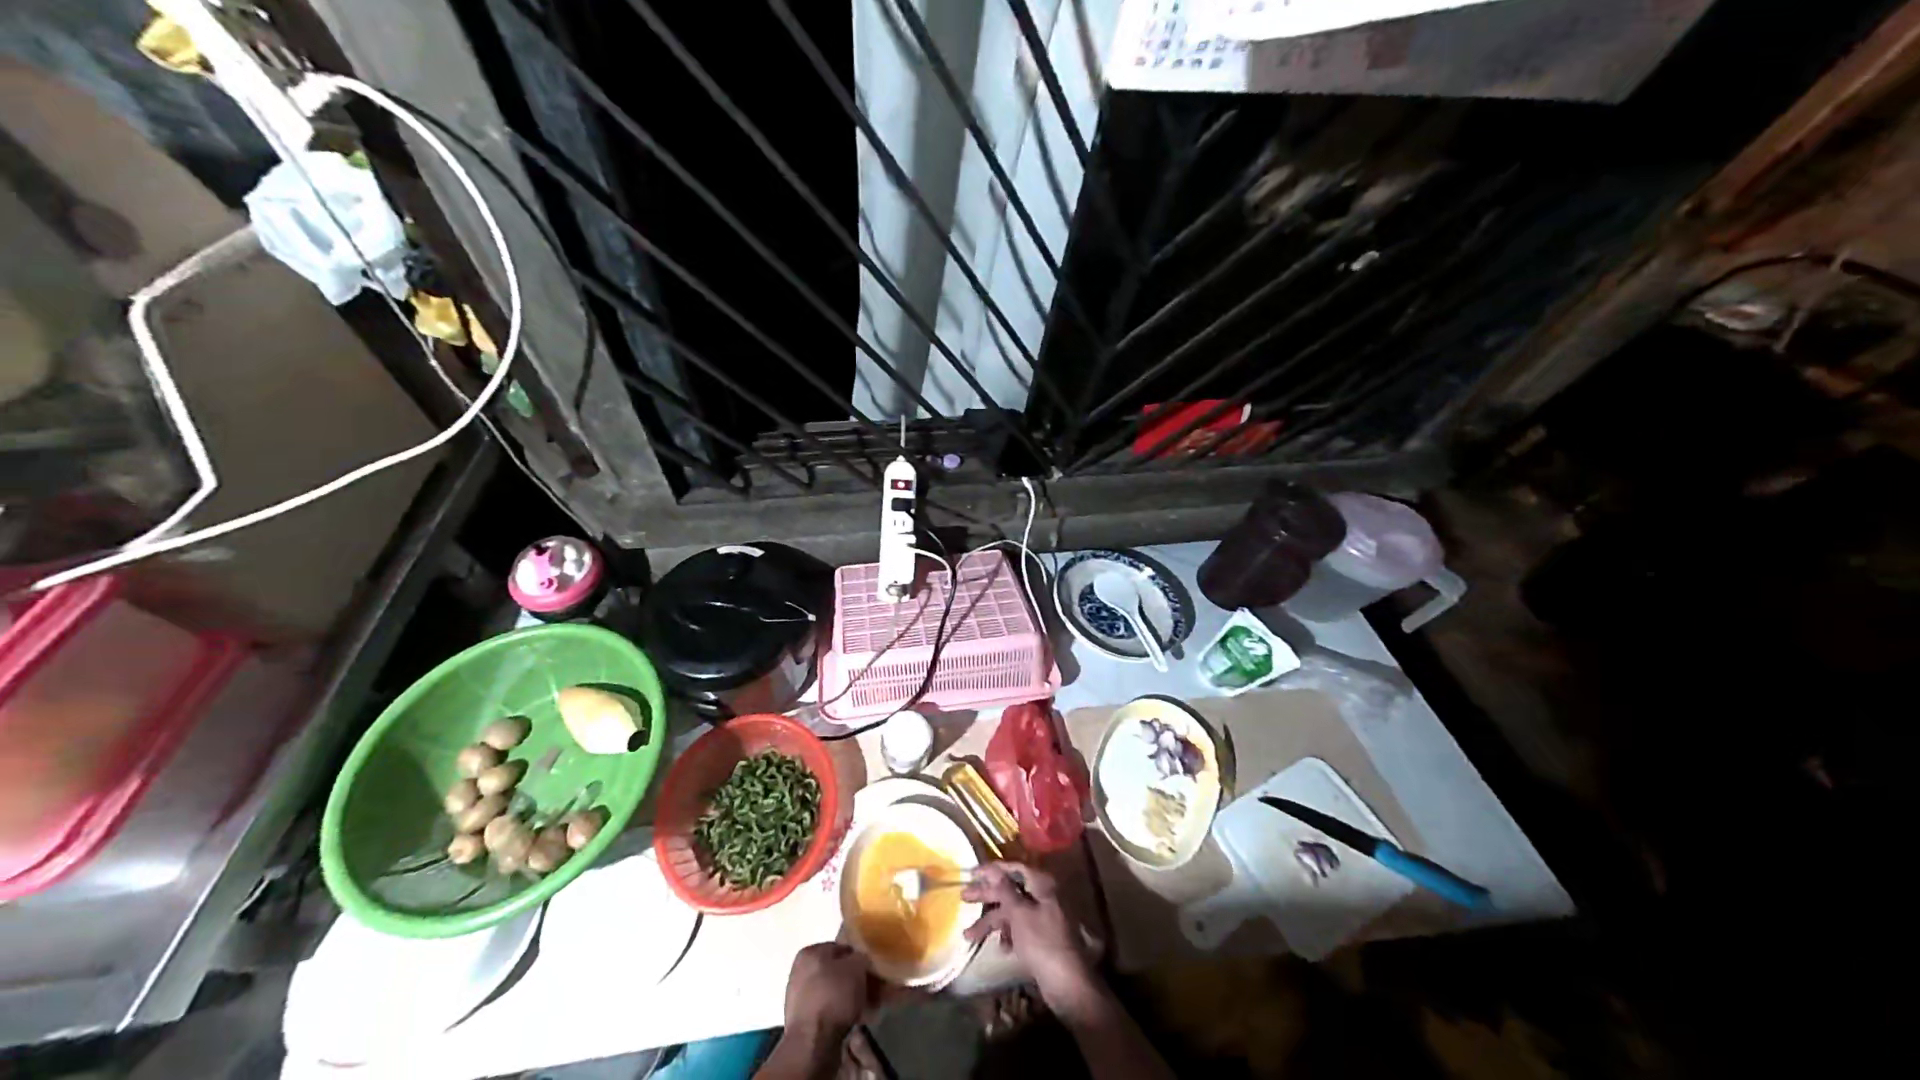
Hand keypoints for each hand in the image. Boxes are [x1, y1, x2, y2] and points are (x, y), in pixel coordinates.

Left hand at [783, 943, 873, 1038]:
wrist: (812, 1042)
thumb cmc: (834, 997)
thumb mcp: (856, 967)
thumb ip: (860, 957)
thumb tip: (860, 961)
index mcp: (809, 953)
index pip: (840, 948)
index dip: (858, 958)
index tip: (870, 971)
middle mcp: (799, 971)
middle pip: (834, 971)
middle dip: (852, 980)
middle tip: (870, 989)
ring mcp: (797, 997)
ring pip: (831, 991)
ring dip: (846, 997)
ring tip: (864, 1007)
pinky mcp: (800, 1020)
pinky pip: (826, 1010)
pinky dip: (838, 1013)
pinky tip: (852, 1020)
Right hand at [963, 862, 1099, 1016]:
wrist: (1067, 982)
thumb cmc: (1041, 942)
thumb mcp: (1020, 913)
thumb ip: (1005, 890)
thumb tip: (994, 869)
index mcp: (1041, 885)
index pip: (1014, 868)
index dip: (992, 870)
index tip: (972, 873)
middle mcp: (1043, 896)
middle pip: (1010, 890)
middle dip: (987, 896)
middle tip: (963, 898)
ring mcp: (1043, 916)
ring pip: (1012, 912)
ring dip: (992, 922)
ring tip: (969, 935)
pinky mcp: (1042, 936)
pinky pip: (1020, 928)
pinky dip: (1008, 934)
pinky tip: (1001, 948)